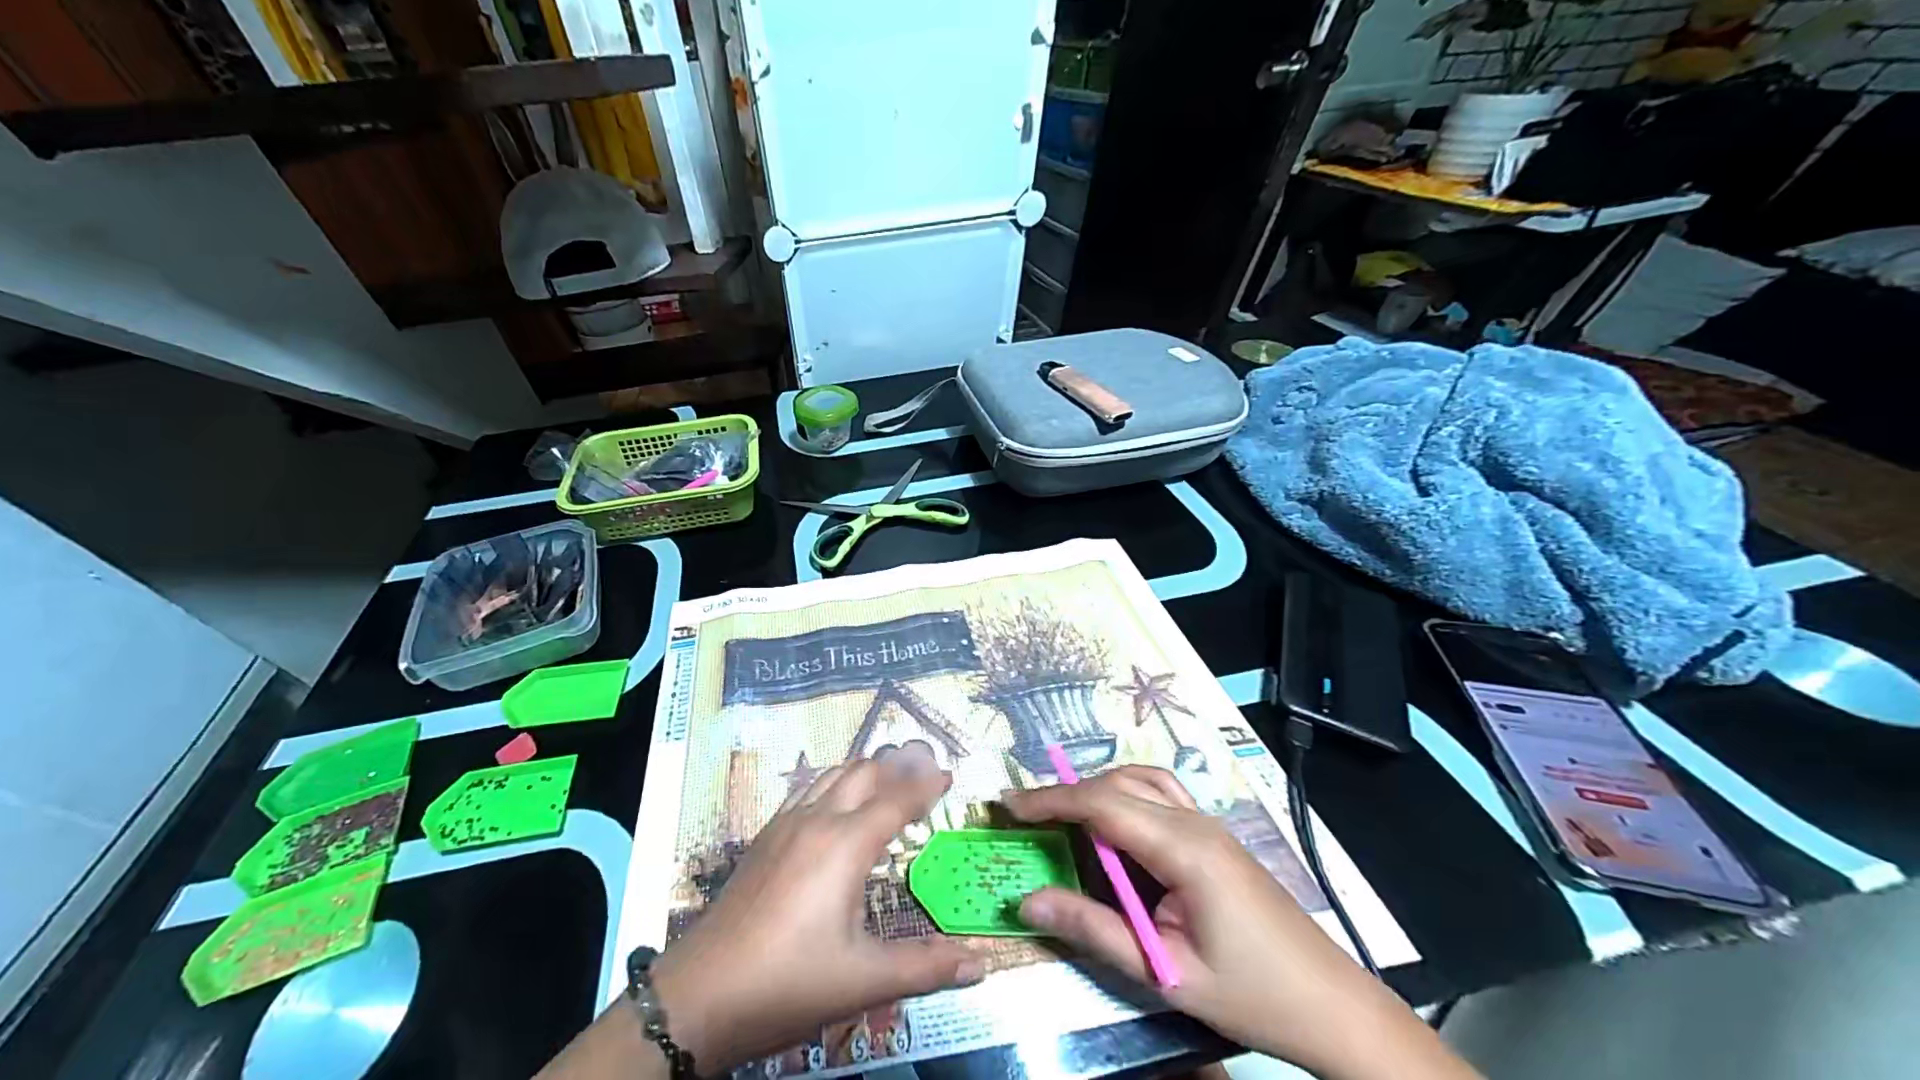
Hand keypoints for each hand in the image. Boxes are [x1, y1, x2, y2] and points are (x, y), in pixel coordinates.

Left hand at [651, 748, 983, 1071]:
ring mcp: (784, 827)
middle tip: (921, 772)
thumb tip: (982, 965)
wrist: (698, 997)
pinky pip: (806, 792)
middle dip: (896, 767)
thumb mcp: (863, 980)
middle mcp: (817, 821)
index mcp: (846, 845)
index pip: (897, 800)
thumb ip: (925, 967)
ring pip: (831, 776)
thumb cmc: (787, 983)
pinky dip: (833, 785)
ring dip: (863, 772)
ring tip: (885, 781)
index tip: (948, 772)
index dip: (926, 784)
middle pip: (863, 773)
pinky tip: (833, 807)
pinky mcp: (762, 840)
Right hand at [1005, 767, 1477, 1079]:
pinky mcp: (1215, 837)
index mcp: (1184, 848)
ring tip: (1063, 817)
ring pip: (1141, 782)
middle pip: (1118, 785)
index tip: (1007, 805)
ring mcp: (1209, 825)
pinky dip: (1126, 798)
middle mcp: (1195, 822)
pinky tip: (1115, 830)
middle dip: (1066, 793)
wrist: (1332, 1007)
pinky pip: (1162, 797)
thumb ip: (1093, 929)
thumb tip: (1029, 901)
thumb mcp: (1164, 971)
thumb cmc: (1251, 994)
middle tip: (1024, 815)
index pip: (1102, 804)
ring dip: (1098, 790)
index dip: (1049, 800)